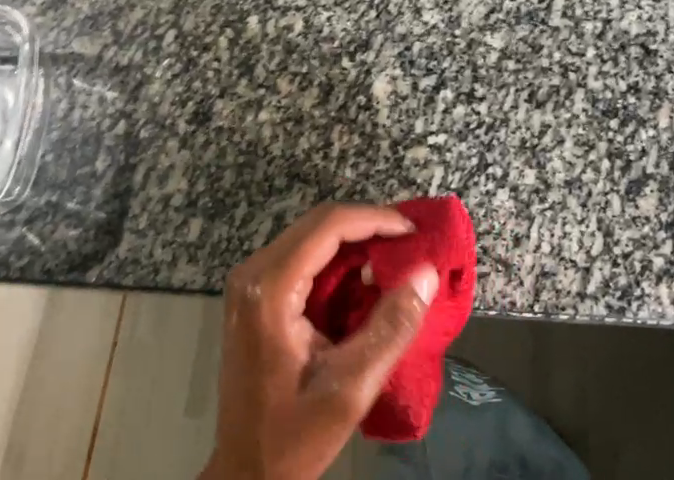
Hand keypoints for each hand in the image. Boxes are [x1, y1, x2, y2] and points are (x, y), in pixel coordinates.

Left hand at [199, 203, 439, 479]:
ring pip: (311, 237)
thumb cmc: (294, 434)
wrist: (246, 471)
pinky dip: (337, 261)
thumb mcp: (350, 387)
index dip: (375, 219)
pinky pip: (302, 257)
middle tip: (412, 244)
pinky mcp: (255, 295)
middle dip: (369, 227)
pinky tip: (366, 278)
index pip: (328, 226)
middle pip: (318, 224)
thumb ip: (390, 327)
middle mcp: (253, 273)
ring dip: (355, 242)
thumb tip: (426, 273)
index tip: (415, 232)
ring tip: (397, 257)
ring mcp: (250, 282)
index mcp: (269, 290)